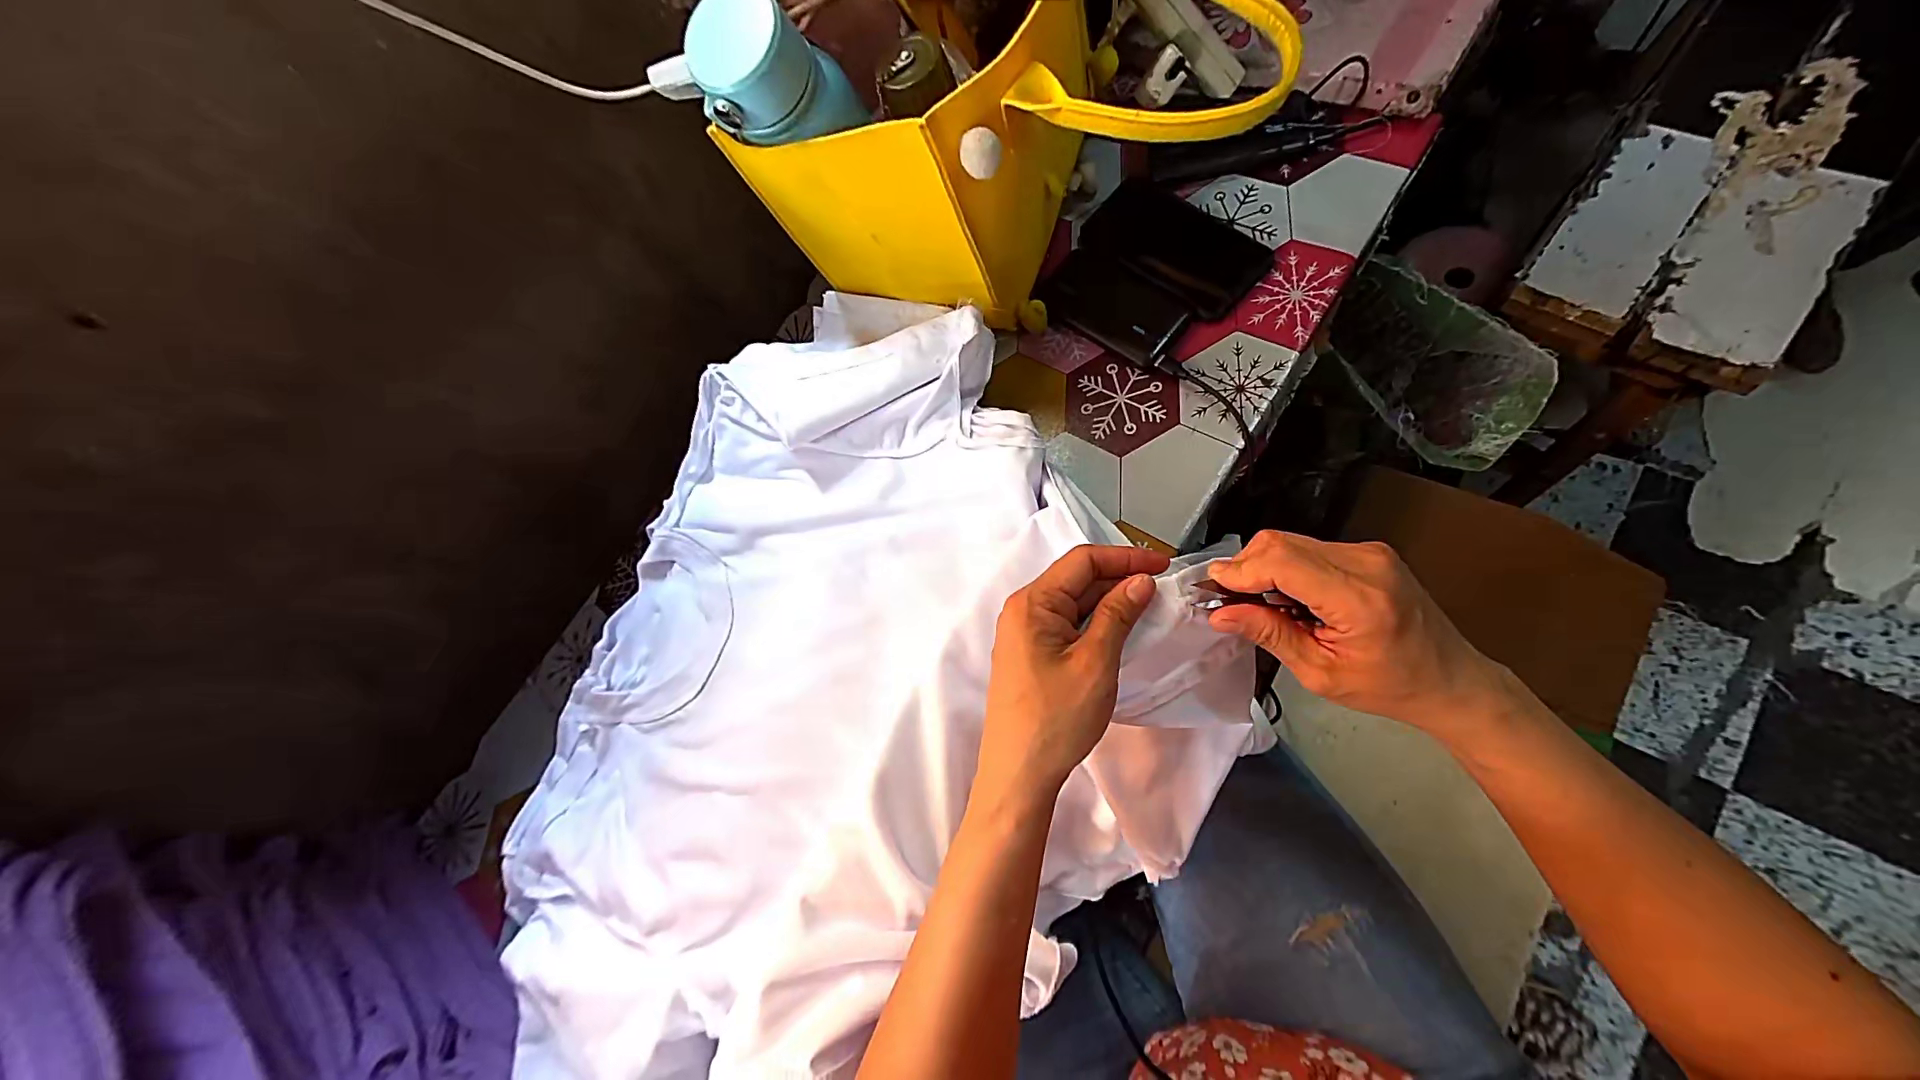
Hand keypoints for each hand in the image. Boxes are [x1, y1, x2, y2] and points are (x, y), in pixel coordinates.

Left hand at [979, 545, 1169, 798]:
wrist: (1019, 772)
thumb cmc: (1055, 719)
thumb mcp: (1095, 662)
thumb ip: (1118, 614)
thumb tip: (1139, 581)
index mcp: (1032, 604)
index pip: (1082, 561)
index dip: (1125, 557)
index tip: (1163, 564)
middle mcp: (1023, 611)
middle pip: (1076, 579)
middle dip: (1119, 577)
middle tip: (1162, 586)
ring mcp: (1025, 633)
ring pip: (1073, 602)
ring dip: (1110, 600)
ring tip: (1150, 606)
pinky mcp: (1031, 654)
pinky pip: (1067, 624)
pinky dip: (1096, 621)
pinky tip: (1122, 629)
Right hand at [1206, 531, 1508, 734]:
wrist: (1450, 679)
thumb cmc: (1393, 686)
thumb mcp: (1320, 673)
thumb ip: (1269, 635)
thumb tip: (1222, 614)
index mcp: (1358, 597)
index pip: (1280, 561)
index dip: (1238, 571)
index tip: (1211, 588)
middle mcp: (1365, 562)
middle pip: (1279, 542)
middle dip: (1245, 569)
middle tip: (1232, 602)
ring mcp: (1368, 552)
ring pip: (1288, 542)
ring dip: (1264, 569)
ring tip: (1267, 607)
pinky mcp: (1366, 551)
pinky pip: (1307, 548)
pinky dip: (1285, 569)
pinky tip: (1292, 600)